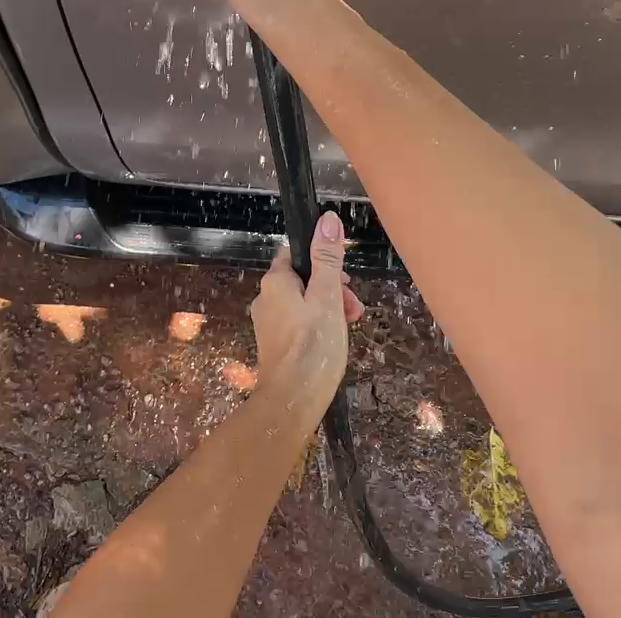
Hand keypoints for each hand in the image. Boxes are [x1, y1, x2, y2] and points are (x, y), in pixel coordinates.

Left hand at [250, 210, 364, 426]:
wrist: (292, 401)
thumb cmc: (313, 345)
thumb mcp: (327, 297)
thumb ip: (328, 259)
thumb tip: (328, 219)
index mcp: (274, 281)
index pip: (297, 254)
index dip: (323, 262)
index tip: (346, 280)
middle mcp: (265, 297)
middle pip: (303, 280)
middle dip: (333, 289)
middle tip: (355, 310)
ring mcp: (268, 323)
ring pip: (303, 303)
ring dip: (329, 309)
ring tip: (349, 328)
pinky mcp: (274, 344)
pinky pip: (298, 323)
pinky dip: (318, 326)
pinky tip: (333, 343)